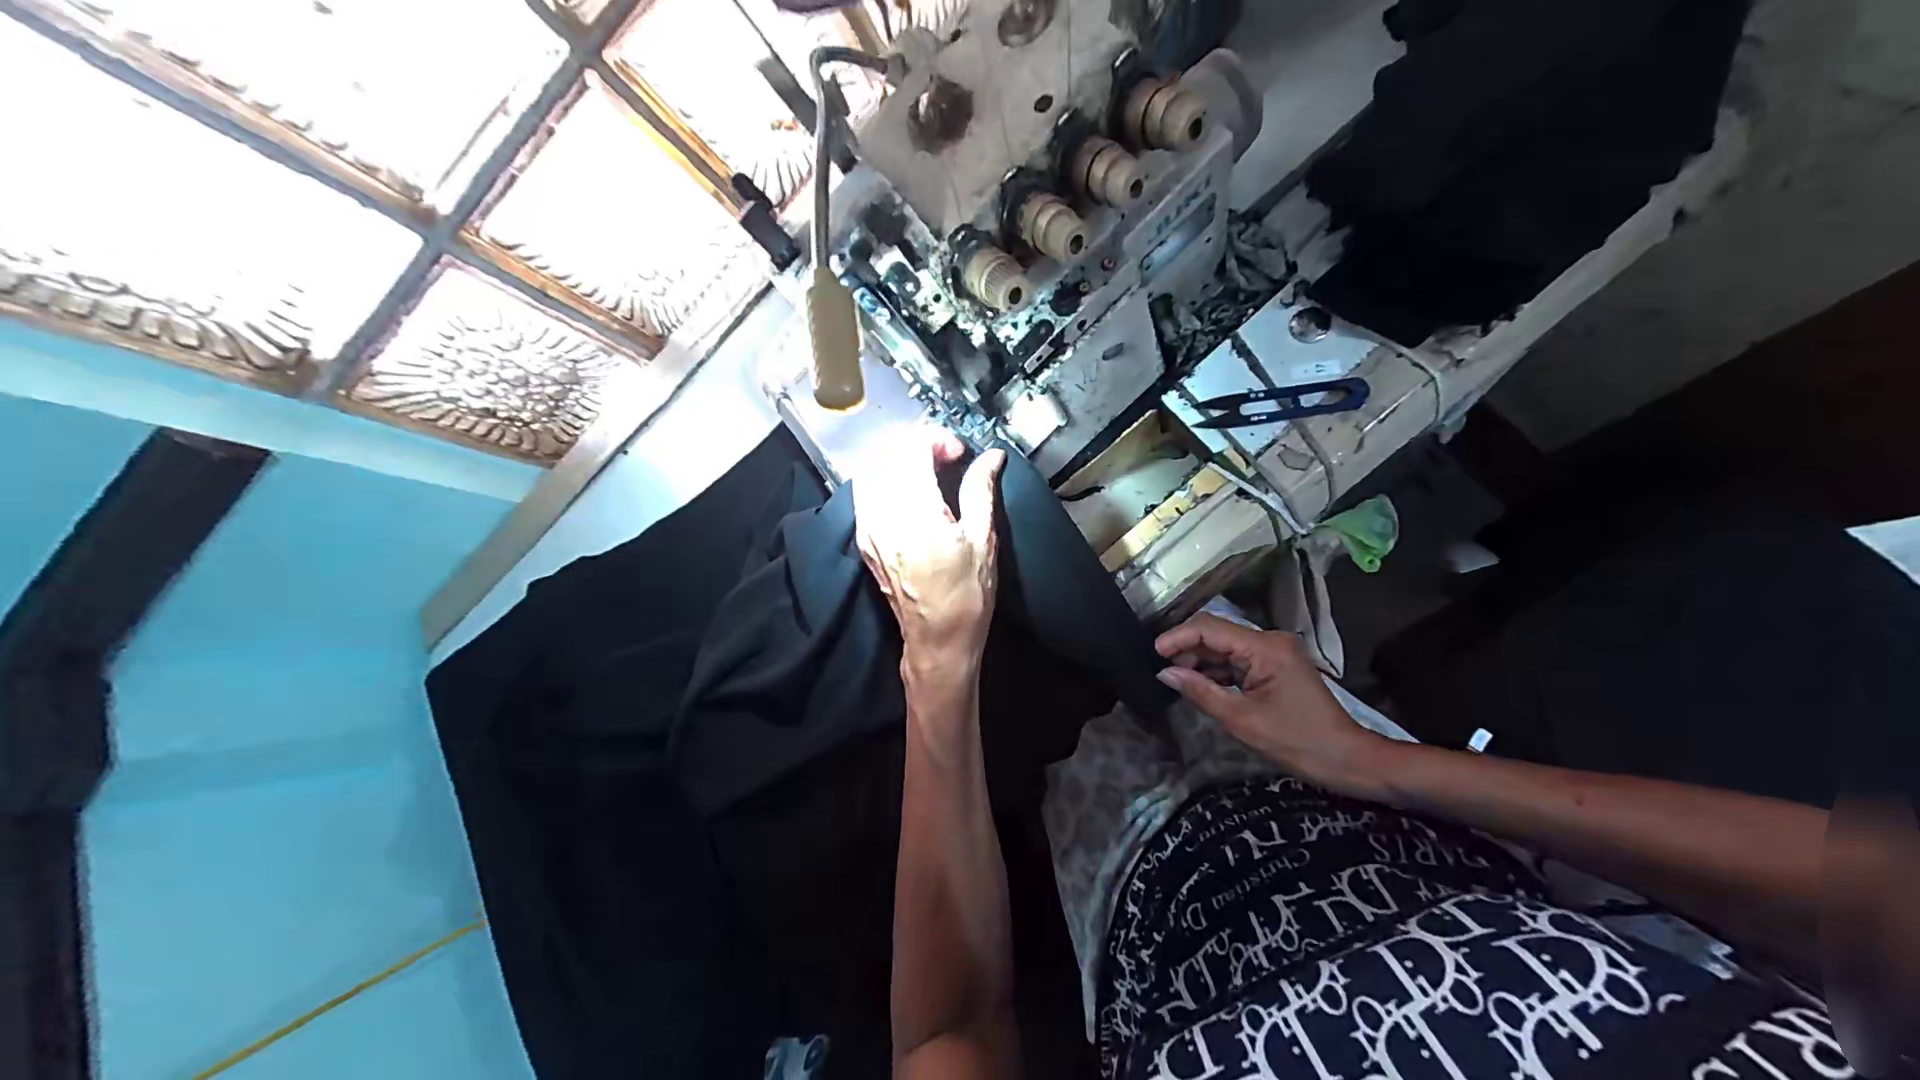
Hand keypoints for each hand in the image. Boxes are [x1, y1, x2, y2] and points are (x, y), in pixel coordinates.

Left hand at [853, 428, 1006, 691]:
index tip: (959, 453)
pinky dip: (884, 478)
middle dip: (917, 443)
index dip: (938, 439)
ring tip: (928, 468)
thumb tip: (990, 457)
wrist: (937, 640)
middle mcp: (884, 516)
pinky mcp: (865, 541)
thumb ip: (980, 490)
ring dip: (898, 458)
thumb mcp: (983, 540)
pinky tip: (907, 487)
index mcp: (915, 513)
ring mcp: (868, 529)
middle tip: (946, 456)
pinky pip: (865, 493)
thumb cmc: (966, 597)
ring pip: (871, 469)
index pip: (912, 448)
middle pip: (887, 453)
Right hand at [1154, 613, 1394, 797]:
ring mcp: (1275, 653)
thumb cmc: (1298, 742)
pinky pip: (1238, 660)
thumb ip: (1200, 692)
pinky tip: (1201, 686)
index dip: (1178, 637)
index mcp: (1265, 647)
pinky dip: (1218, 672)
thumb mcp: (1242, 720)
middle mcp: (1270, 641)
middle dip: (1187, 649)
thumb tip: (1164, 673)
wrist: (1351, 761)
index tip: (1154, 654)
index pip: (1209, 628)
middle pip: (1217, 634)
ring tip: (1177, 680)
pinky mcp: (1276, 666)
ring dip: (1201, 662)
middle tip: (1163, 672)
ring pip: (1225, 647)